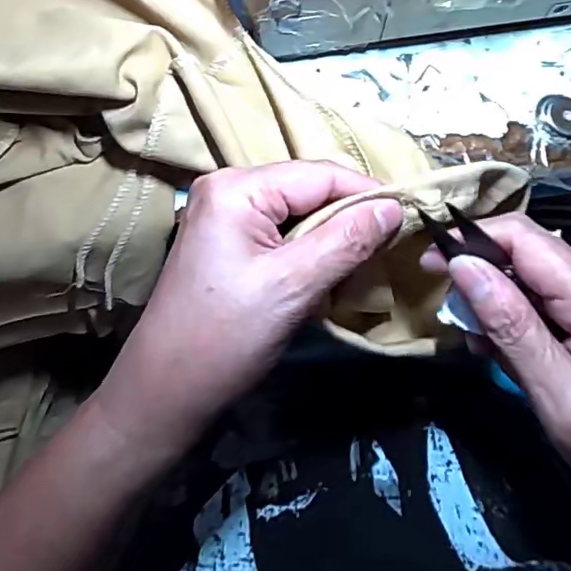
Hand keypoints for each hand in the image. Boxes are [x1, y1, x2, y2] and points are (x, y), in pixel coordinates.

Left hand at [92, 161, 402, 457]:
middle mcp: (228, 186)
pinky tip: (324, 275)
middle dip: (349, 218)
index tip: (408, 219)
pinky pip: (282, 228)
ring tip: (359, 266)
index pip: (321, 174)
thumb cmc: (224, 340)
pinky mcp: (227, 238)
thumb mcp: (294, 287)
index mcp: (237, 187)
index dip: (367, 193)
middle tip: (387, 248)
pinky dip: (309, 249)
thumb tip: (394, 206)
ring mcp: (224, 212)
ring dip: (332, 237)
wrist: (162, 396)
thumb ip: (347, 240)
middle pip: (310, 188)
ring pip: (300, 210)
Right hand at [433, 215, 570, 548]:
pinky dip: (525, 307)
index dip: (471, 239)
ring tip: (485, 344)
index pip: (525, 238)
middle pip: (530, 247)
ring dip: (502, 295)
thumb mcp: (563, 406)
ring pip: (539, 264)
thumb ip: (513, 331)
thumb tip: (463, 266)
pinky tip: (515, 345)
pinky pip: (556, 285)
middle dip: (483, 272)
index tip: (429, 264)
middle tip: (455, 319)